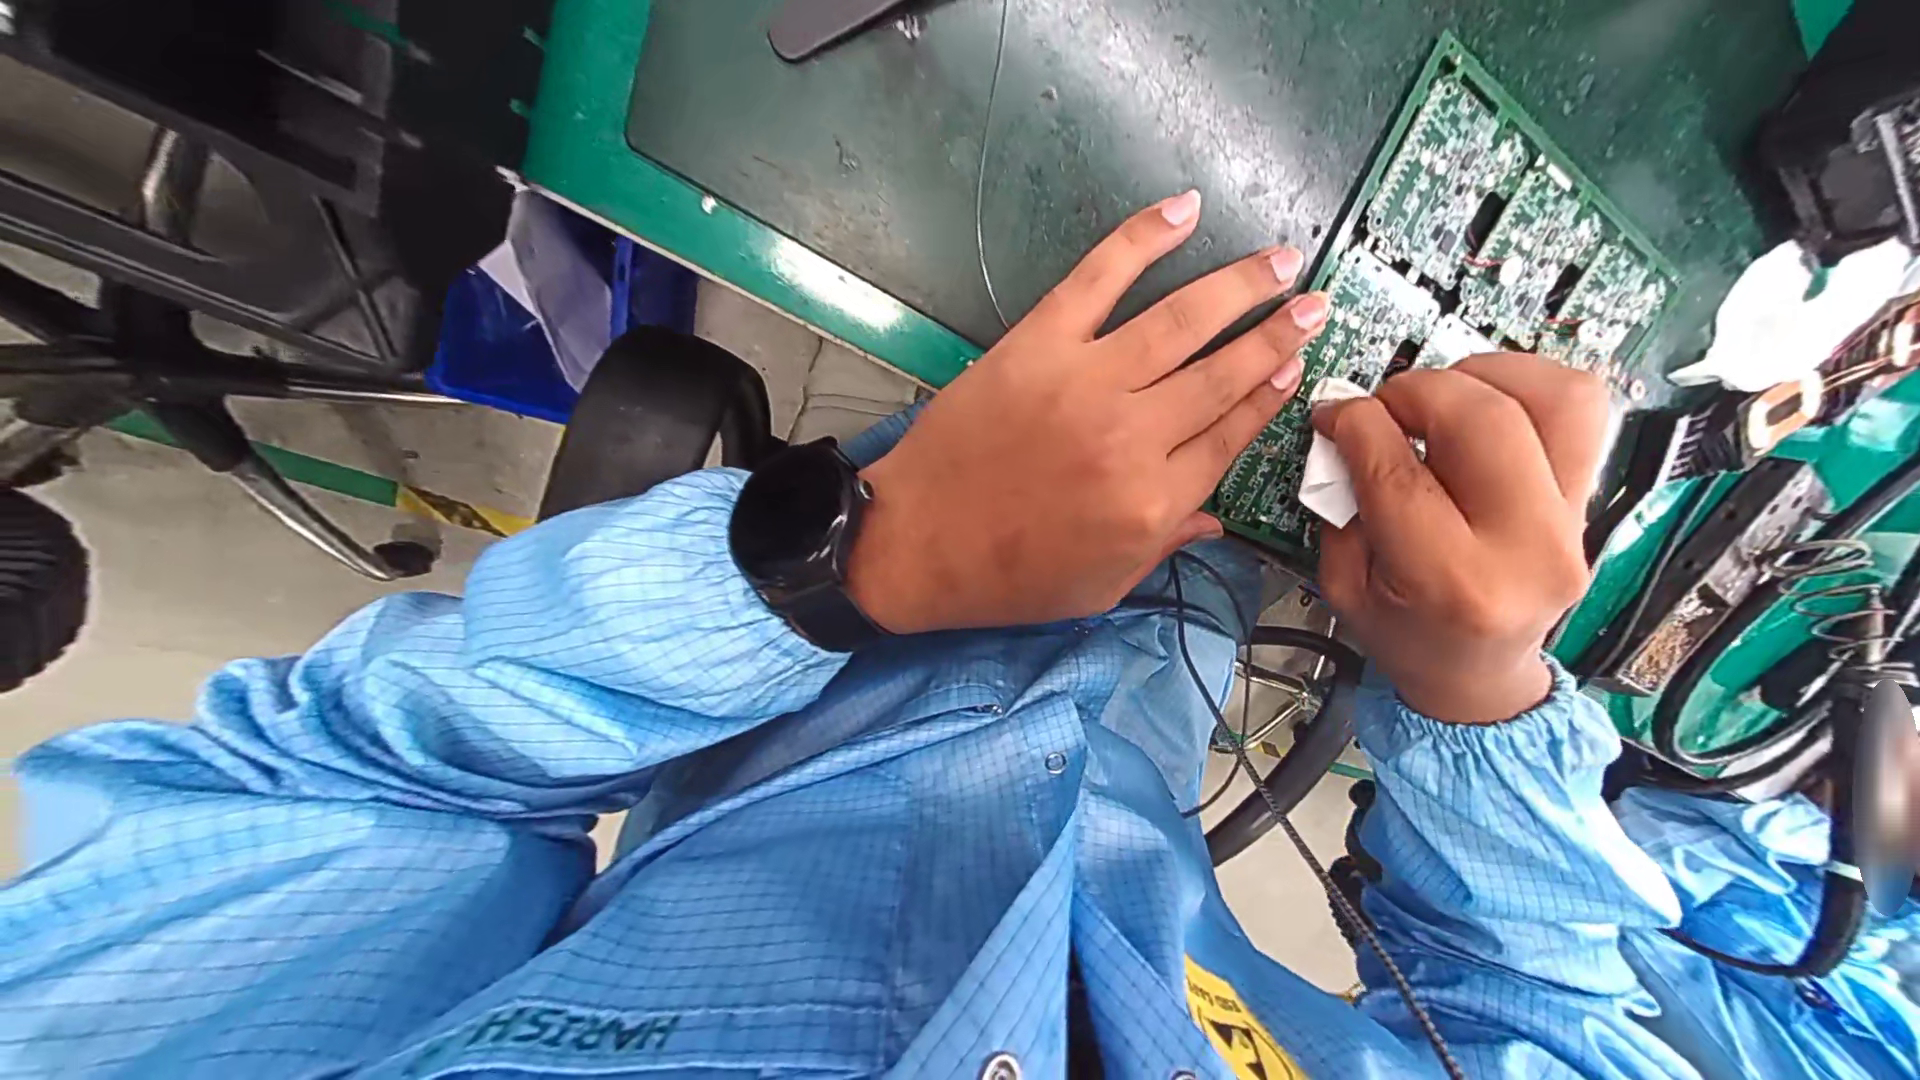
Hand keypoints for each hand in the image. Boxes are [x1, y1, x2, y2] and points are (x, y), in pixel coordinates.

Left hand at [846, 191, 1328, 632]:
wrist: (917, 544)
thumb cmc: (1006, 578)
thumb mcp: (1098, 588)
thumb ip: (1162, 549)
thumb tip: (1214, 519)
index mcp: (1153, 502)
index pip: (1231, 437)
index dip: (1268, 397)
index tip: (1294, 366)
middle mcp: (1134, 437)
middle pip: (1222, 375)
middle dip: (1276, 336)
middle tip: (1310, 305)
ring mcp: (1085, 383)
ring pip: (1181, 322)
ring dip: (1239, 285)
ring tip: (1280, 259)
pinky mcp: (1037, 346)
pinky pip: (1099, 278)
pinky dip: (1142, 238)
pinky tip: (1182, 211)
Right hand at [1311, 355, 1607, 723]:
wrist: (1478, 674)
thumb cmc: (1400, 636)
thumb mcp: (1342, 584)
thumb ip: (1342, 506)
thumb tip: (1347, 434)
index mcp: (1446, 580)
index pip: (1398, 472)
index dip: (1355, 425)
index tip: (1331, 414)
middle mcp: (1524, 547)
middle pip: (1483, 422)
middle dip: (1416, 390)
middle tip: (1381, 402)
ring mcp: (1573, 521)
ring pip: (1553, 400)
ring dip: (1483, 375)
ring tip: (1437, 392)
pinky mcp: (1591, 501)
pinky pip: (1580, 413)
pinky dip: (1527, 385)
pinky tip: (1480, 399)